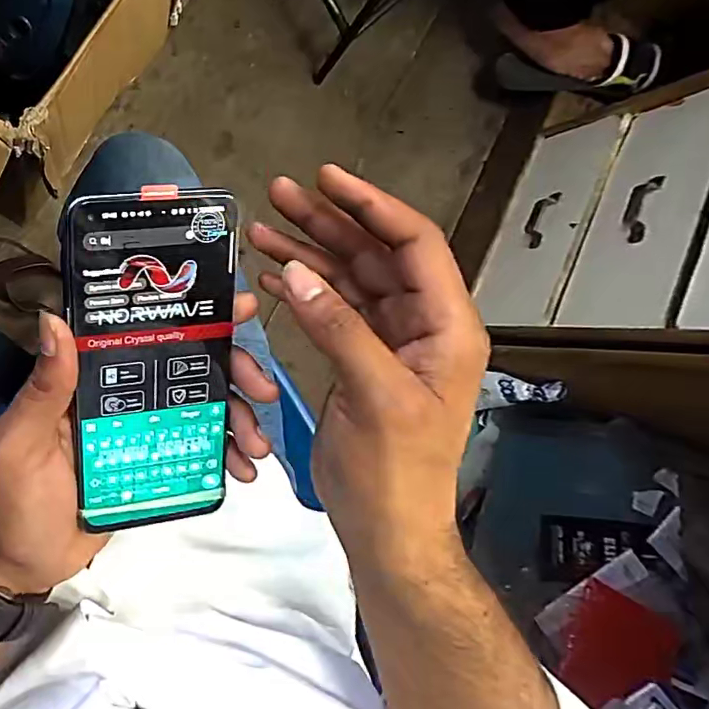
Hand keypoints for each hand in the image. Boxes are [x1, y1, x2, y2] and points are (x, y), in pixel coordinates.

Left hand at [0, 295, 278, 592]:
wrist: (26, 564)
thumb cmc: (14, 499)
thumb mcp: (20, 442)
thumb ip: (42, 388)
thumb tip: (53, 320)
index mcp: (88, 375)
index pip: (140, 330)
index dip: (188, 313)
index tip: (234, 308)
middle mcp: (119, 390)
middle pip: (185, 363)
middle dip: (232, 367)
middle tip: (261, 388)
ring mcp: (140, 426)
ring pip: (200, 403)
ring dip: (236, 414)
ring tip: (256, 443)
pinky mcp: (154, 459)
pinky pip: (197, 446)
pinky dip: (225, 452)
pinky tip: (242, 467)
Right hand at [249, 165, 488, 560]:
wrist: (386, 529)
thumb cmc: (395, 472)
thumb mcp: (375, 396)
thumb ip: (338, 329)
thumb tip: (296, 272)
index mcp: (445, 327)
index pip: (413, 246)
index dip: (372, 206)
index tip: (327, 180)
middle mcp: (419, 324)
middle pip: (373, 254)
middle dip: (327, 221)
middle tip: (279, 193)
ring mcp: (386, 340)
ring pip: (346, 277)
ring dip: (306, 252)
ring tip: (262, 228)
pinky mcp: (358, 356)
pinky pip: (330, 308)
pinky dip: (301, 289)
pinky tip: (271, 274)